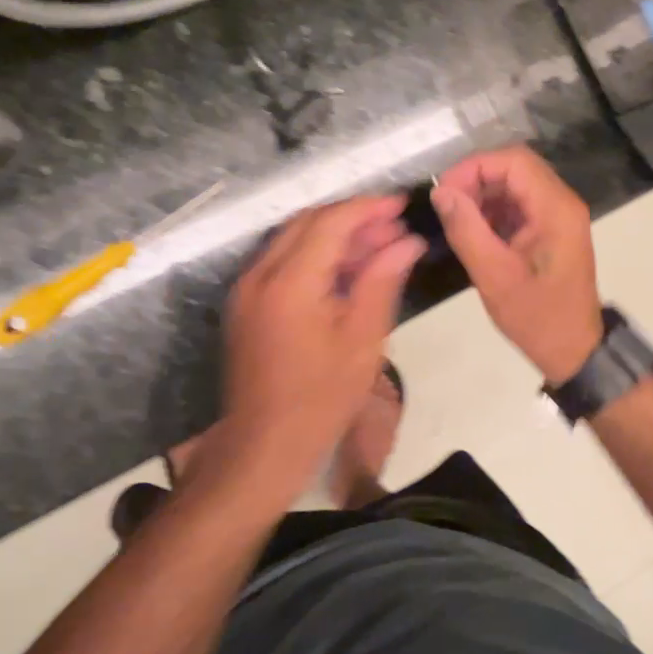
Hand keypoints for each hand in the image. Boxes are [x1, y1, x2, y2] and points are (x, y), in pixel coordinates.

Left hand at [216, 195, 426, 504]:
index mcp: (289, 281)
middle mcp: (260, 273)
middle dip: (352, 219)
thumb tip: (408, 242)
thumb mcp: (362, 341)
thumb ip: (381, 281)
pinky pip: (281, 261)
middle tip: (394, 228)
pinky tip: (346, 272)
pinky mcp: (244, 303)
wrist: (263, 447)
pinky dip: (313, 256)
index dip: (368, 208)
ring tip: (378, 248)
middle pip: (308, 222)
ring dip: (333, 236)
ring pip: (293, 239)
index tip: (402, 206)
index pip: (330, 222)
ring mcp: (246, 288)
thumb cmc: (320, 399)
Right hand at [431, 145, 603, 383]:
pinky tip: (472, 230)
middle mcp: (561, 202)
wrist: (574, 352)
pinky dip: (492, 209)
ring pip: (514, 183)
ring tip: (455, 219)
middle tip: (446, 204)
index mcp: (555, 209)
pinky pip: (517, 203)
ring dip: (482, 194)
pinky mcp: (549, 228)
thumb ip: (466, 229)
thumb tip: (441, 192)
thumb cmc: (537, 317)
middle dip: (475, 178)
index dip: (474, 167)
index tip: (444, 191)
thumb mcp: (494, 276)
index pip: (513, 161)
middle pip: (514, 167)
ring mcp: (557, 215)